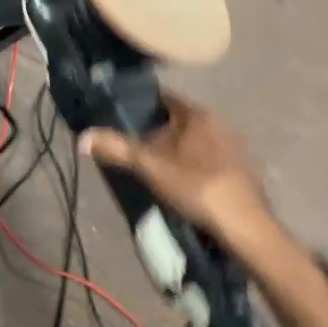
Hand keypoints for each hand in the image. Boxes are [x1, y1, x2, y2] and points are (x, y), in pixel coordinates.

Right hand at [79, 92, 277, 253]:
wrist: (245, 227)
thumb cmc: (197, 186)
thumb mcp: (150, 166)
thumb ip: (116, 148)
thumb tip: (82, 138)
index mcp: (198, 116)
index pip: (163, 99)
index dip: (140, 106)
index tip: (121, 117)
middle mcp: (219, 125)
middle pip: (178, 121)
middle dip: (156, 131)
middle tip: (134, 146)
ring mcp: (234, 149)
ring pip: (194, 141)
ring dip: (175, 150)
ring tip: (154, 166)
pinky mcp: (242, 172)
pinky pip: (208, 159)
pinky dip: (193, 165)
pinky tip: (181, 183)